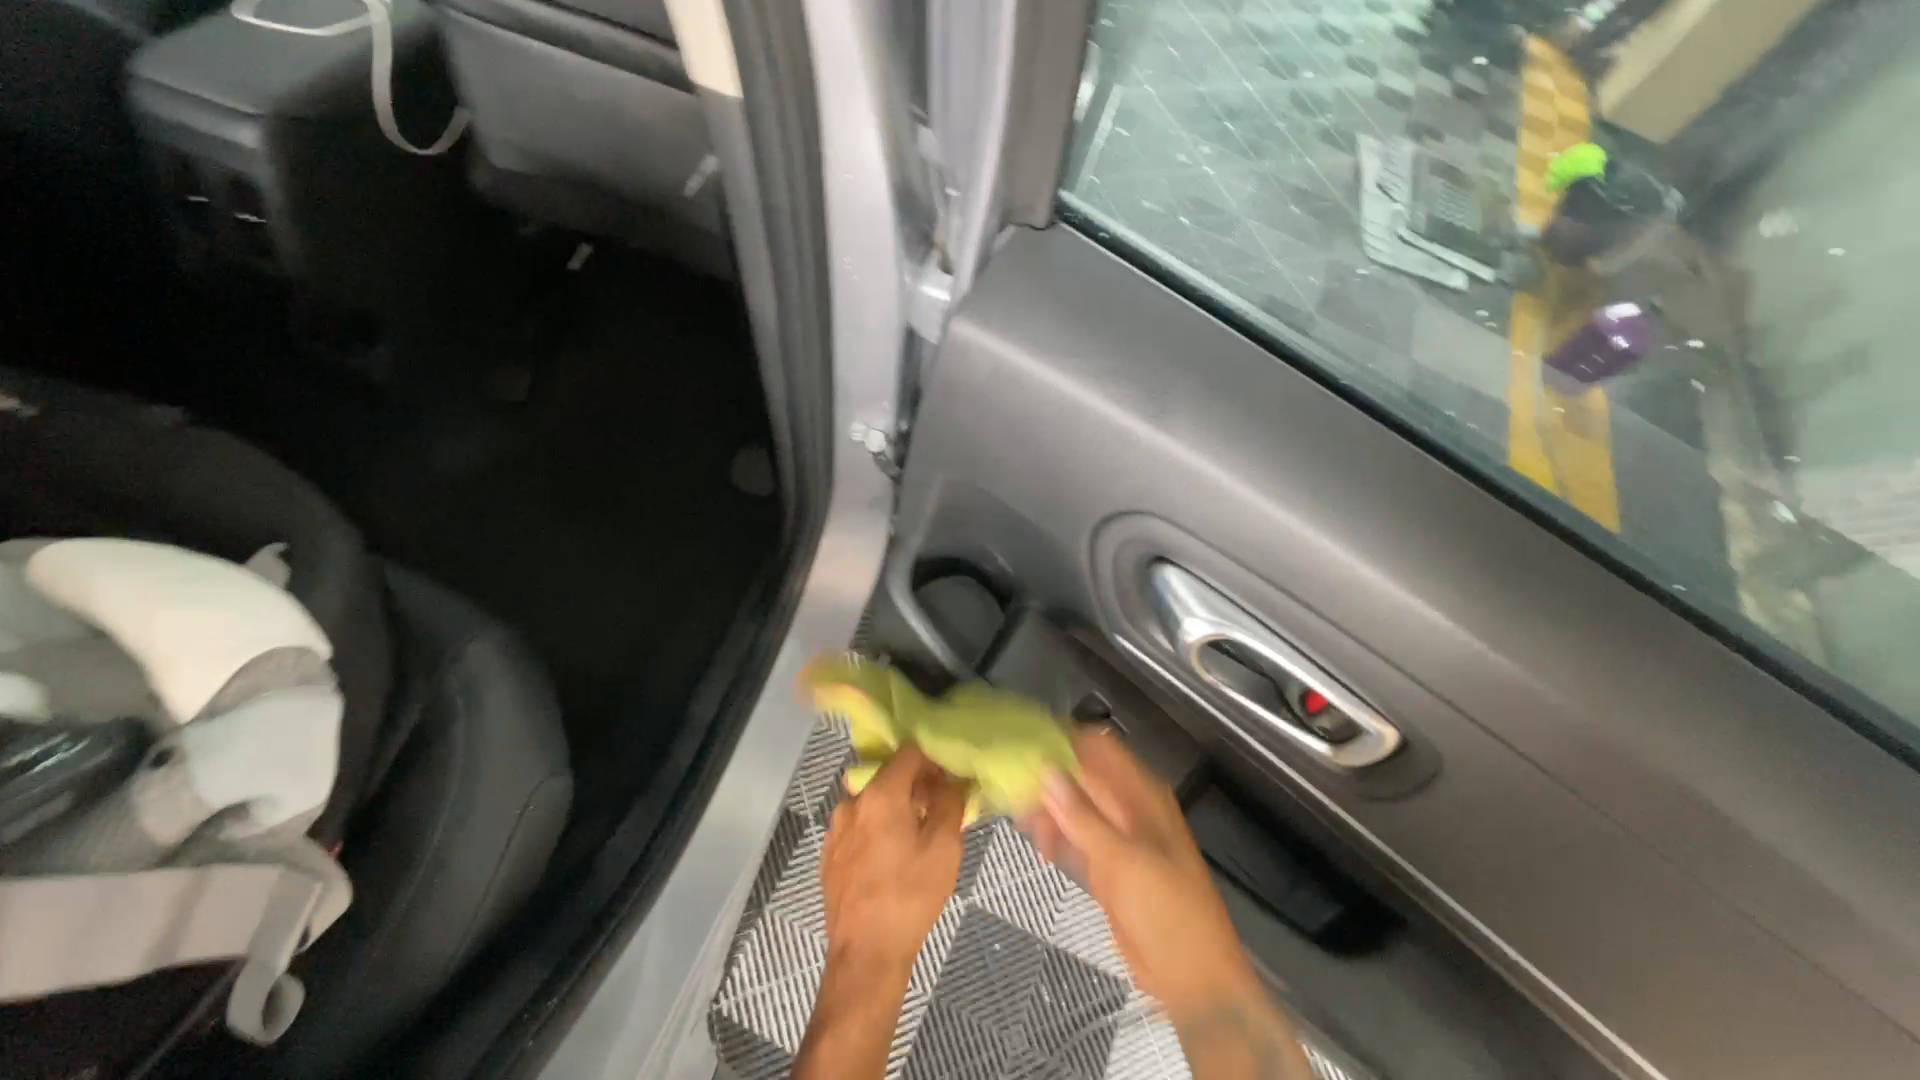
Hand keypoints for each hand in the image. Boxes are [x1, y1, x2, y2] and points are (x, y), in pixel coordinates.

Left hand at [820, 743, 968, 974]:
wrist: (865, 952)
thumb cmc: (910, 896)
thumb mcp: (944, 848)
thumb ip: (950, 804)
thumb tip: (951, 781)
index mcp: (880, 795)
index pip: (909, 752)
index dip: (934, 757)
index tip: (952, 774)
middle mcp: (852, 803)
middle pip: (889, 775)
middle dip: (917, 784)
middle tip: (942, 805)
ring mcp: (836, 829)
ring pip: (873, 802)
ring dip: (897, 807)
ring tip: (920, 833)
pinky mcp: (829, 854)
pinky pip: (859, 826)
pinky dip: (879, 828)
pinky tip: (894, 855)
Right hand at [1022, 729, 1260, 1014]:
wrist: (1192, 976)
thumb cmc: (1168, 912)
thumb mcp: (1123, 861)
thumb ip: (1082, 816)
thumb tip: (1046, 770)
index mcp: (1143, 795)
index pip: (1098, 748)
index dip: (1062, 742)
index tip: (1021, 749)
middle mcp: (1129, 808)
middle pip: (1080, 776)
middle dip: (1046, 781)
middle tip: (1011, 794)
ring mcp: (1117, 837)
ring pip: (1073, 807)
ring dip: (1048, 811)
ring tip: (1022, 826)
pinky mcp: (1107, 865)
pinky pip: (1075, 838)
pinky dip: (1056, 837)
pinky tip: (1038, 847)